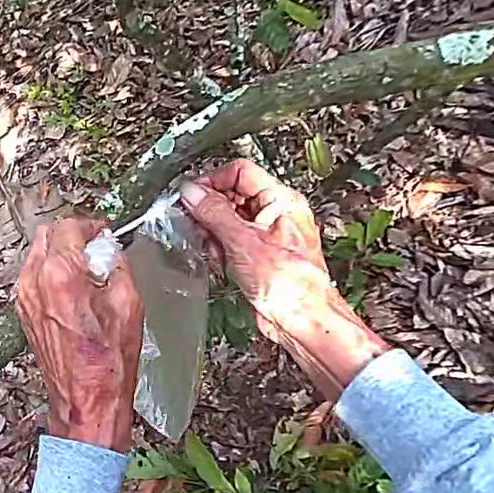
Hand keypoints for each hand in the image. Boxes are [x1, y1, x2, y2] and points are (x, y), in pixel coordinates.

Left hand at [16, 217, 143, 451]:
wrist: (86, 400)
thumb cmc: (107, 362)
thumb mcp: (128, 302)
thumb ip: (115, 264)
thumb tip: (107, 249)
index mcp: (60, 273)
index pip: (69, 226)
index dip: (91, 226)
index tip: (104, 234)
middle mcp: (35, 282)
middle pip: (47, 234)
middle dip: (73, 236)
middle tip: (97, 250)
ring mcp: (25, 298)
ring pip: (38, 254)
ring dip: (62, 254)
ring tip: (89, 273)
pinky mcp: (24, 313)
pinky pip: (35, 277)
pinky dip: (53, 273)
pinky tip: (76, 291)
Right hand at [180, 160, 388, 398]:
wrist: (302, 320)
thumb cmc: (290, 284)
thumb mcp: (243, 242)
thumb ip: (214, 213)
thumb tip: (193, 193)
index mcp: (281, 200)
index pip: (239, 172)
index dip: (212, 181)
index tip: (191, 197)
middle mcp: (276, 214)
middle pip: (232, 196)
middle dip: (210, 211)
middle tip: (194, 223)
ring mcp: (267, 236)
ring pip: (229, 221)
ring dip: (213, 233)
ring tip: (210, 248)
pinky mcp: (259, 257)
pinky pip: (232, 243)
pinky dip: (220, 249)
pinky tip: (219, 261)